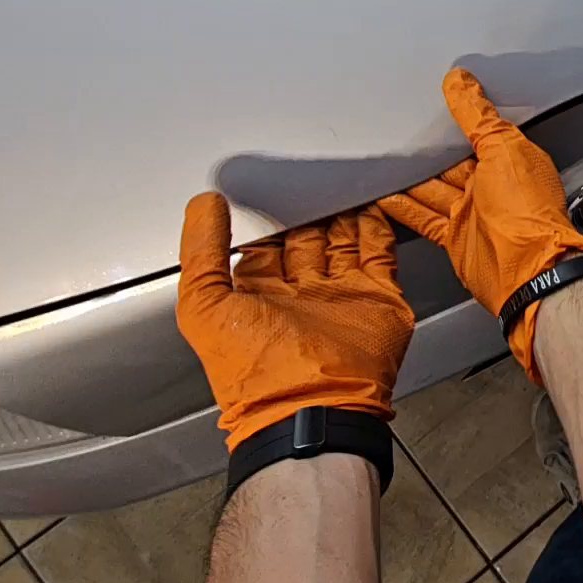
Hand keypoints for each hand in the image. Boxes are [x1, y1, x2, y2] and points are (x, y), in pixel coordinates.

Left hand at [177, 192, 415, 450]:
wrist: (319, 402)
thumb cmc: (256, 368)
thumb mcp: (204, 306)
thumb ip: (202, 252)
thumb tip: (203, 203)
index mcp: (258, 298)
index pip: (265, 247)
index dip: (268, 219)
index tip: (271, 188)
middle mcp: (302, 294)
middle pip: (309, 241)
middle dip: (312, 212)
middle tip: (315, 180)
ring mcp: (343, 293)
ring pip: (346, 242)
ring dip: (347, 214)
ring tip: (348, 183)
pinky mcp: (378, 294)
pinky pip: (380, 252)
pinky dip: (379, 227)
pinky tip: (375, 204)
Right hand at [379, 68, 582, 382]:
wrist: (525, 267)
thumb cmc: (526, 209)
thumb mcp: (504, 147)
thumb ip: (479, 115)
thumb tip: (461, 81)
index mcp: (513, 159)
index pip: (482, 130)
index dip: (461, 115)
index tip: (439, 97)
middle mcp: (494, 185)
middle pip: (454, 160)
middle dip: (431, 147)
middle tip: (401, 129)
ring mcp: (474, 211)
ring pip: (435, 187)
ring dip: (412, 175)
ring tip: (386, 158)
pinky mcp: (455, 236)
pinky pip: (424, 216)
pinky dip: (403, 207)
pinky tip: (384, 195)